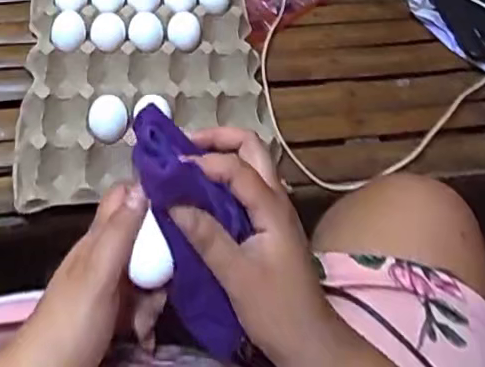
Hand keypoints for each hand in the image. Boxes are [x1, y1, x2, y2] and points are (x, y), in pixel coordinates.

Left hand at [0, 180, 158, 366]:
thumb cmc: (70, 321)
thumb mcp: (98, 273)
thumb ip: (120, 231)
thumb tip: (143, 184)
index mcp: (98, 237)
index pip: (123, 196)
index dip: (147, 192)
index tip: (177, 204)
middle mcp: (105, 255)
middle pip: (144, 239)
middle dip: (159, 260)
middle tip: (161, 285)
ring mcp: (110, 286)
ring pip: (146, 275)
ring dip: (153, 299)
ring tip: (144, 325)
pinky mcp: (115, 315)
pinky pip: (141, 305)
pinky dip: (147, 320)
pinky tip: (145, 338)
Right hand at [169, 128, 385, 366]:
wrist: (312, 346)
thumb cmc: (277, 311)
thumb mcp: (236, 276)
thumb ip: (206, 236)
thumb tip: (172, 201)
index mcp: (271, 206)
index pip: (236, 166)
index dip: (204, 161)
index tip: (173, 168)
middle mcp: (276, 197)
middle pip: (250, 146)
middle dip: (217, 139)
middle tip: (184, 148)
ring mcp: (275, 208)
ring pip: (251, 162)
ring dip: (221, 154)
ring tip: (189, 163)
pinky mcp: (269, 222)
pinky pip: (247, 183)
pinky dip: (224, 175)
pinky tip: (203, 191)